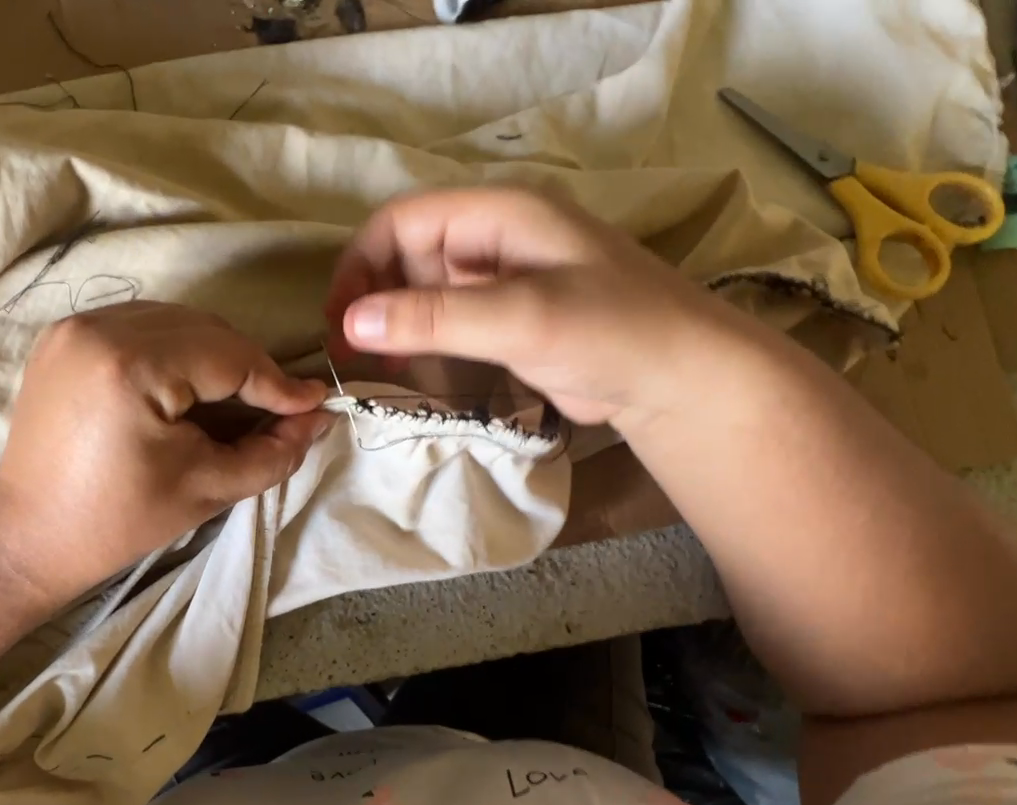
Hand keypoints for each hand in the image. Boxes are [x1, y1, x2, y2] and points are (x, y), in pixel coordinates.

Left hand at [0, 301, 333, 600]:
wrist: (31, 535)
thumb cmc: (119, 522)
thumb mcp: (207, 489)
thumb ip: (273, 451)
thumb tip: (319, 417)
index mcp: (131, 365)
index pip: (229, 355)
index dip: (277, 383)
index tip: (315, 404)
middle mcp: (99, 328)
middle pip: (204, 329)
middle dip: (247, 368)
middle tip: (276, 410)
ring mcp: (75, 327)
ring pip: (175, 322)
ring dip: (213, 355)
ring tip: (234, 401)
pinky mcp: (63, 337)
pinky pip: (140, 327)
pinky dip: (174, 350)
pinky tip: (186, 388)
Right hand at [325, 186, 761, 426]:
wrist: (677, 377)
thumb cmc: (608, 331)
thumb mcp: (519, 318)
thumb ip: (434, 317)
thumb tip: (350, 322)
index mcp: (499, 215)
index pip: (403, 221)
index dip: (361, 265)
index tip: (339, 320)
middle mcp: (493, 239)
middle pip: (406, 255)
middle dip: (370, 297)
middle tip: (348, 352)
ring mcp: (499, 280)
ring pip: (421, 290)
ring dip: (390, 322)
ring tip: (367, 365)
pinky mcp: (505, 319)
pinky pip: (444, 320)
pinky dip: (417, 341)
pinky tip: (402, 370)